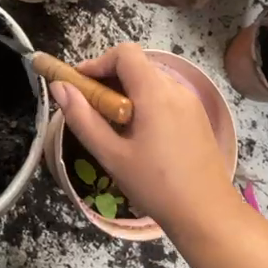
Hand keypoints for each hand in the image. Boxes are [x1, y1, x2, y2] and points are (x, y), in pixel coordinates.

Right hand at [52, 42, 234, 228]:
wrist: (207, 214)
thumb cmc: (156, 185)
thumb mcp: (111, 155)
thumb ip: (83, 118)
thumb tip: (59, 88)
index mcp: (155, 92)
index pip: (125, 53)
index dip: (98, 62)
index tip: (79, 84)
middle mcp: (176, 88)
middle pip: (137, 65)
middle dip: (108, 79)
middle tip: (89, 107)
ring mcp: (191, 102)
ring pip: (151, 81)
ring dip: (126, 91)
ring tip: (111, 125)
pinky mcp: (197, 117)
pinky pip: (165, 96)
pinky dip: (145, 102)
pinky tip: (137, 134)